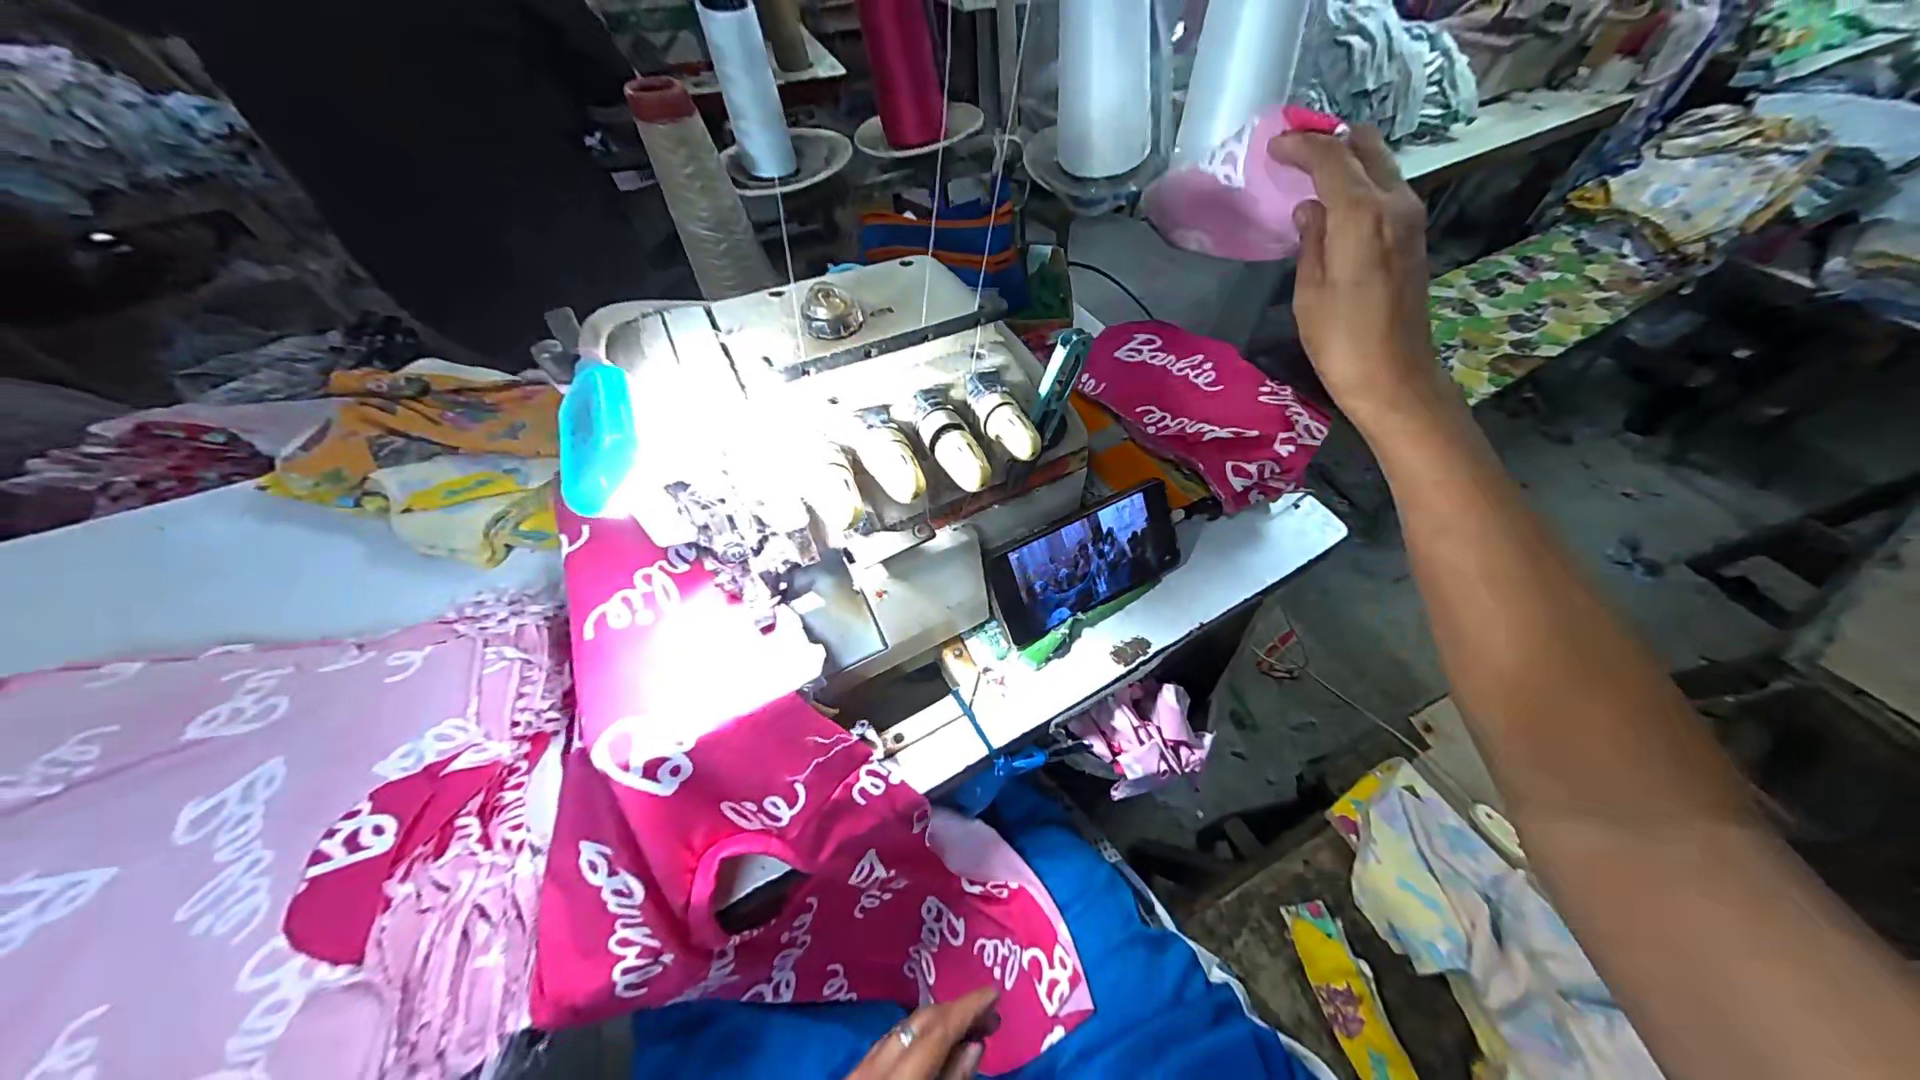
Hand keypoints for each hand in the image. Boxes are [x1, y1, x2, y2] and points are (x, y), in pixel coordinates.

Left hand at [842, 989, 1000, 1079]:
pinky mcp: (854, 1072)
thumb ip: (951, 1079)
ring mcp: (859, 1066)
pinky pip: (892, 1042)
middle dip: (957, 1011)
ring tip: (969, 1027)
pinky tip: (934, 1041)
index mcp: (897, 1072)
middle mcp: (875, 1061)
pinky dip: (918, 1035)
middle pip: (920, 1021)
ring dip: (938, 1021)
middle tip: (991, 1017)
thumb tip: (974, 1044)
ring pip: (904, 1028)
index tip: (995, 991)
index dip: (969, 1006)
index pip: (937, 1028)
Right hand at [1270, 126, 1455, 430]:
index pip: (1332, 158)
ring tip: (1311, 172)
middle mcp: (1395, 204)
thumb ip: (1311, 240)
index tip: (1273, 146)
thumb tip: (1310, 209)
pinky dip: (1360, 183)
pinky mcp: (1413, 237)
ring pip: (1380, 166)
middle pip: (1366, 148)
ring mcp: (1410, 219)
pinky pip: (1385, 191)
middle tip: (1296, 150)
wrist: (1392, 376)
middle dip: (1331, 141)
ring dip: (1347, 162)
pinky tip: (1335, 201)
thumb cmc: (1340, 340)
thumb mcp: (1310, 291)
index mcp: (1363, 215)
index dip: (1301, 146)